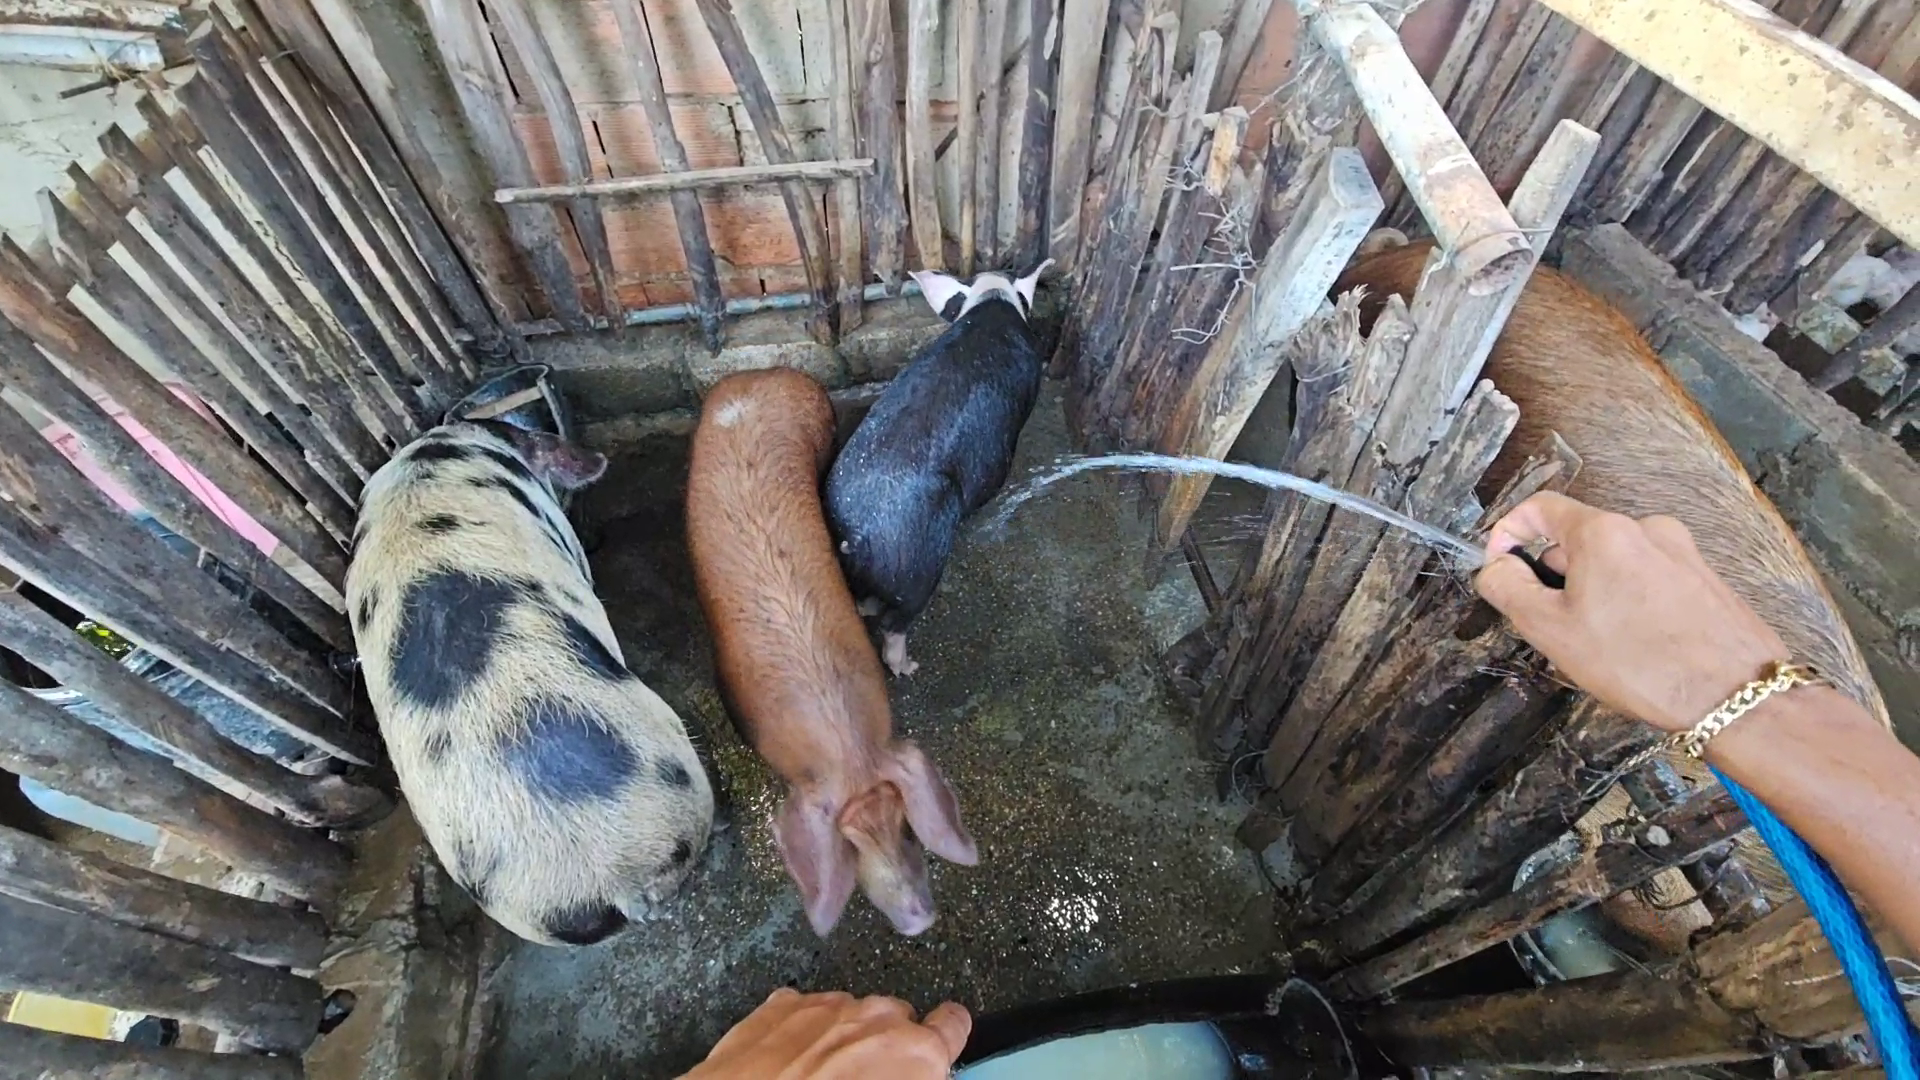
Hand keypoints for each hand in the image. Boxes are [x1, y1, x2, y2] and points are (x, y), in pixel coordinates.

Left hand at [682, 987, 969, 1079]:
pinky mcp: (780, 1004)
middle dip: (887, 1051)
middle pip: (897, 1022)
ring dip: (843, 1043)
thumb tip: (915, 1077)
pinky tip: (783, 1073)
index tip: (936, 1056)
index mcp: (916, 1053)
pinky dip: (800, 1037)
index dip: (947, 1040)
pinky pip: (804, 1014)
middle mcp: (877, 1016)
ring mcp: (827, 1004)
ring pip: (850, 1017)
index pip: (954, 1025)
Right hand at [1474, 492, 1788, 733]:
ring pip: (1609, 561)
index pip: (1539, 507)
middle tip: (1546, 619)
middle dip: (1550, 573)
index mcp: (1605, 533)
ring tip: (1591, 637)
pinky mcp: (1706, 580)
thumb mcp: (1546, 626)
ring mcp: (1684, 553)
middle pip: (1575, 538)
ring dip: (1586, 589)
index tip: (1499, 568)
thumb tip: (1496, 567)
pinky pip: (1644, 577)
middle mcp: (1648, 529)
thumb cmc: (1635, 661)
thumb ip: (1505, 586)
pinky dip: (1622, 599)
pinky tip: (1630, 640)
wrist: (1742, 701)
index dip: (1507, 533)